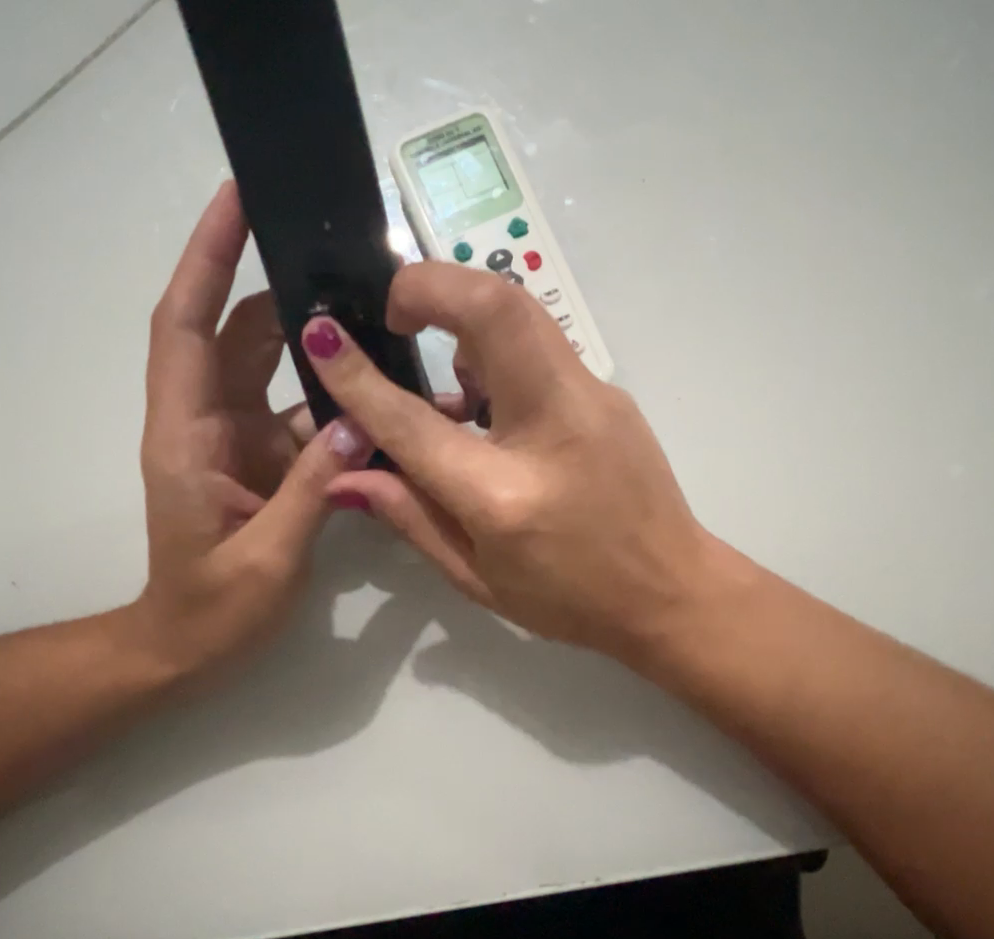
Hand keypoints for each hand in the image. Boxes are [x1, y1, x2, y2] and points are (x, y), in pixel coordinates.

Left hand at [130, 182, 371, 677]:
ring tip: (375, 317)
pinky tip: (380, 397)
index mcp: (186, 434)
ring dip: (315, 343)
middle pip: (237, 332)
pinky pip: (300, 411)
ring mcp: (236, 437)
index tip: (238, 198)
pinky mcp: (263, 459)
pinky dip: (335, 400)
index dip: (207, 257)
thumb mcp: (267, 557)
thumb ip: (314, 489)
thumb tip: (362, 424)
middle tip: (341, 254)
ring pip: (272, 366)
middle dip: (280, 287)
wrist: (186, 651)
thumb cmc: (211, 610)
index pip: (187, 324)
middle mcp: (206, 420)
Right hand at [306, 263, 719, 658]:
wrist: (673, 589)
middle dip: (430, 285)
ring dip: (467, 316)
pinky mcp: (608, 390)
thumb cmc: (569, 598)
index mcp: (506, 496)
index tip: (321, 336)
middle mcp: (554, 428)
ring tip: (448, 377)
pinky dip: (498, 348)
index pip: (416, 419)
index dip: (359, 376)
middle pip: (495, 310)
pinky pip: (541, 343)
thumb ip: (408, 515)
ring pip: (523, 311)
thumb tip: (341, 471)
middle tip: (392, 313)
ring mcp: (592, 398)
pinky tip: (488, 401)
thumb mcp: (477, 578)